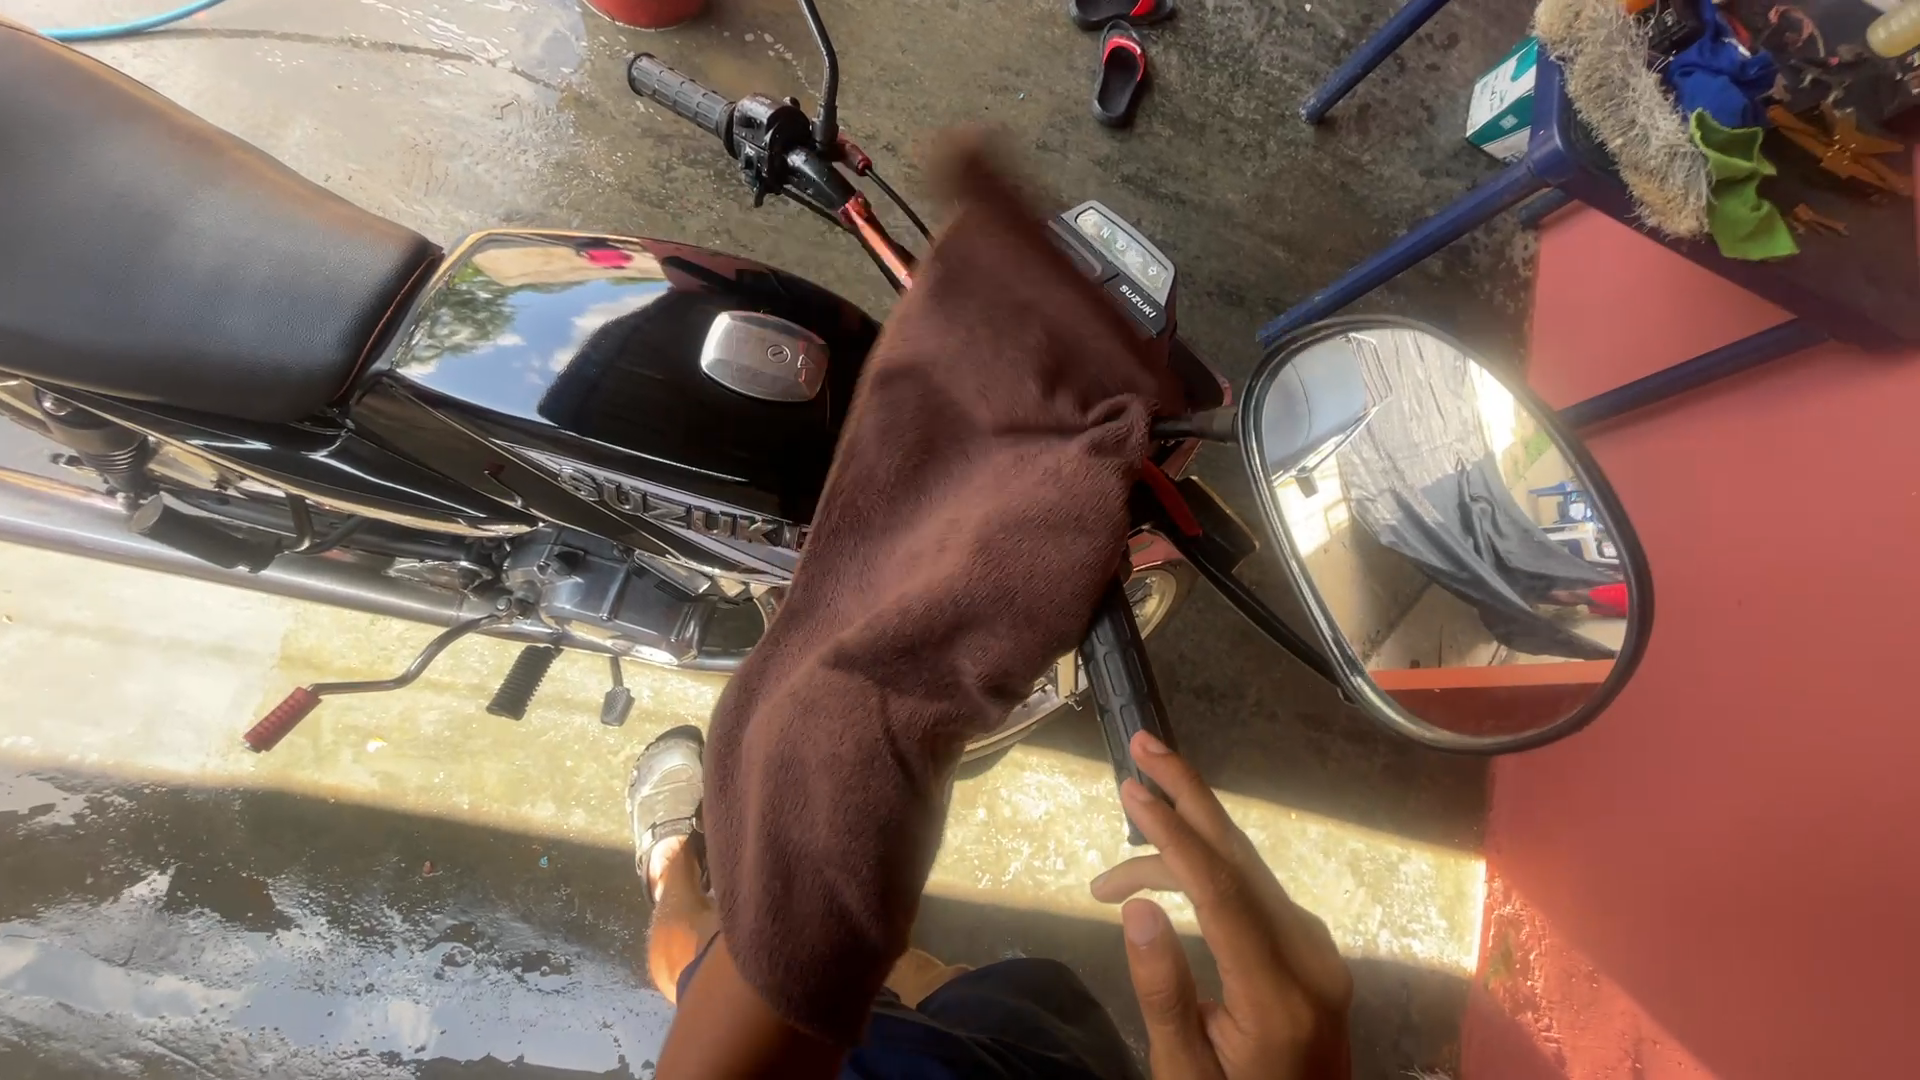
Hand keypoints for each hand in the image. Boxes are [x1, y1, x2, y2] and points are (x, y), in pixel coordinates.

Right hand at [1090, 732, 1352, 1078]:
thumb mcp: (1185, 1070)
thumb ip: (1164, 991)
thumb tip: (1138, 906)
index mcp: (1278, 995)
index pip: (1219, 890)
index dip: (1171, 832)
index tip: (1130, 788)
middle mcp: (1309, 956)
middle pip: (1239, 854)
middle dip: (1187, 791)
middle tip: (1144, 743)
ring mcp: (1315, 947)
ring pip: (1240, 865)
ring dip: (1182, 836)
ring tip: (1121, 842)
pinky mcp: (1308, 944)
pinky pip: (1249, 886)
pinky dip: (1201, 866)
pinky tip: (1162, 871)